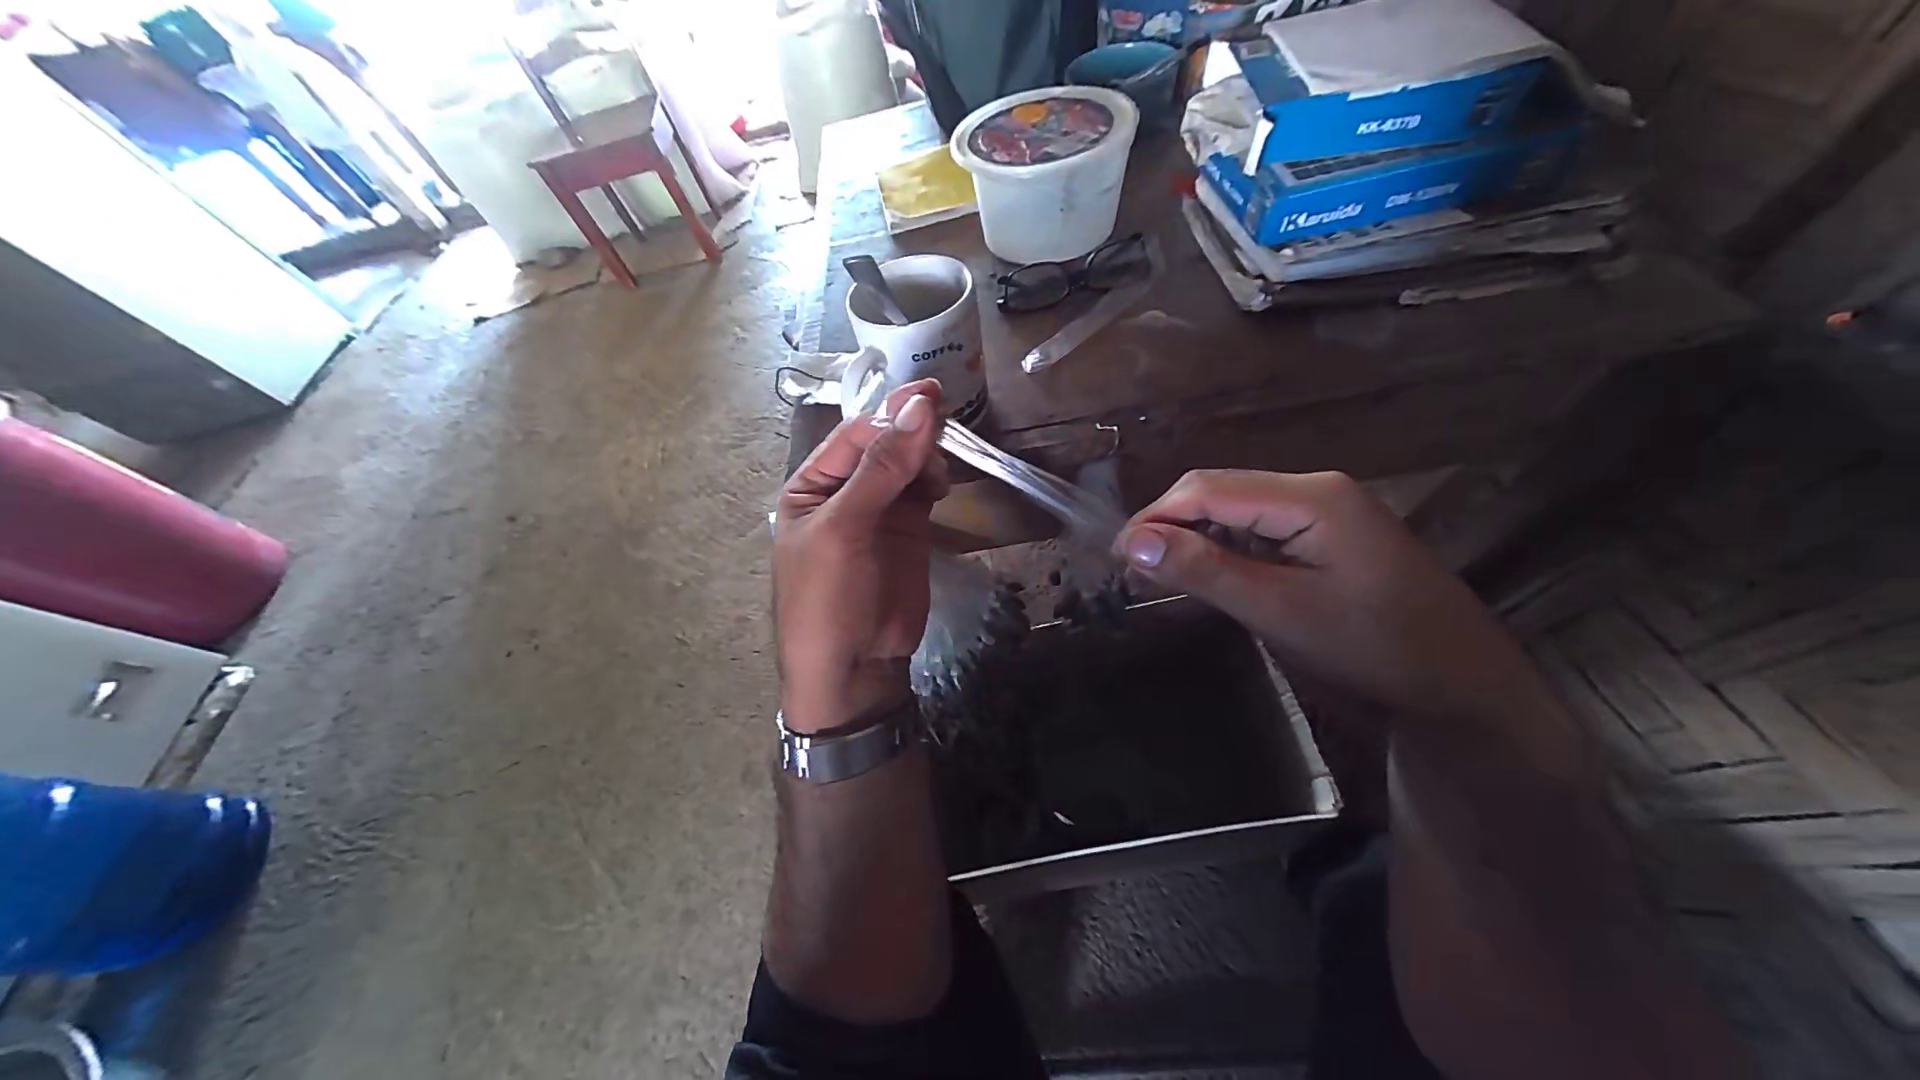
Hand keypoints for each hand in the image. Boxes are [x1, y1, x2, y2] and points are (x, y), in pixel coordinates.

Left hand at [775, 379, 948, 733]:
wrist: (854, 668)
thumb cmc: (828, 599)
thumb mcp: (845, 530)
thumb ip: (882, 470)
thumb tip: (920, 409)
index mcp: (812, 485)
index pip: (854, 436)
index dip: (890, 414)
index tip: (930, 395)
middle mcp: (845, 492)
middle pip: (882, 444)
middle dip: (910, 428)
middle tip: (945, 408)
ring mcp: (879, 511)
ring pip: (907, 464)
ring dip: (925, 453)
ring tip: (941, 462)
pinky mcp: (909, 530)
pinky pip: (922, 490)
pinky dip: (934, 479)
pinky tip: (941, 482)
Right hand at [1113, 470, 1545, 725]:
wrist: (1463, 685)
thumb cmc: (1372, 648)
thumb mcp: (1278, 612)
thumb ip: (1205, 570)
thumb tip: (1133, 542)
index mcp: (1310, 496)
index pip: (1207, 489)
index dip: (1154, 517)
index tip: (1117, 557)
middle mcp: (1316, 488)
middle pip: (1219, 490)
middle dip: (1170, 524)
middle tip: (1134, 570)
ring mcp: (1325, 508)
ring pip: (1235, 507)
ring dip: (1192, 535)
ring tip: (1159, 572)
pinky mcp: (1327, 532)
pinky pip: (1259, 526)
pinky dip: (1222, 546)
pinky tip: (1206, 572)